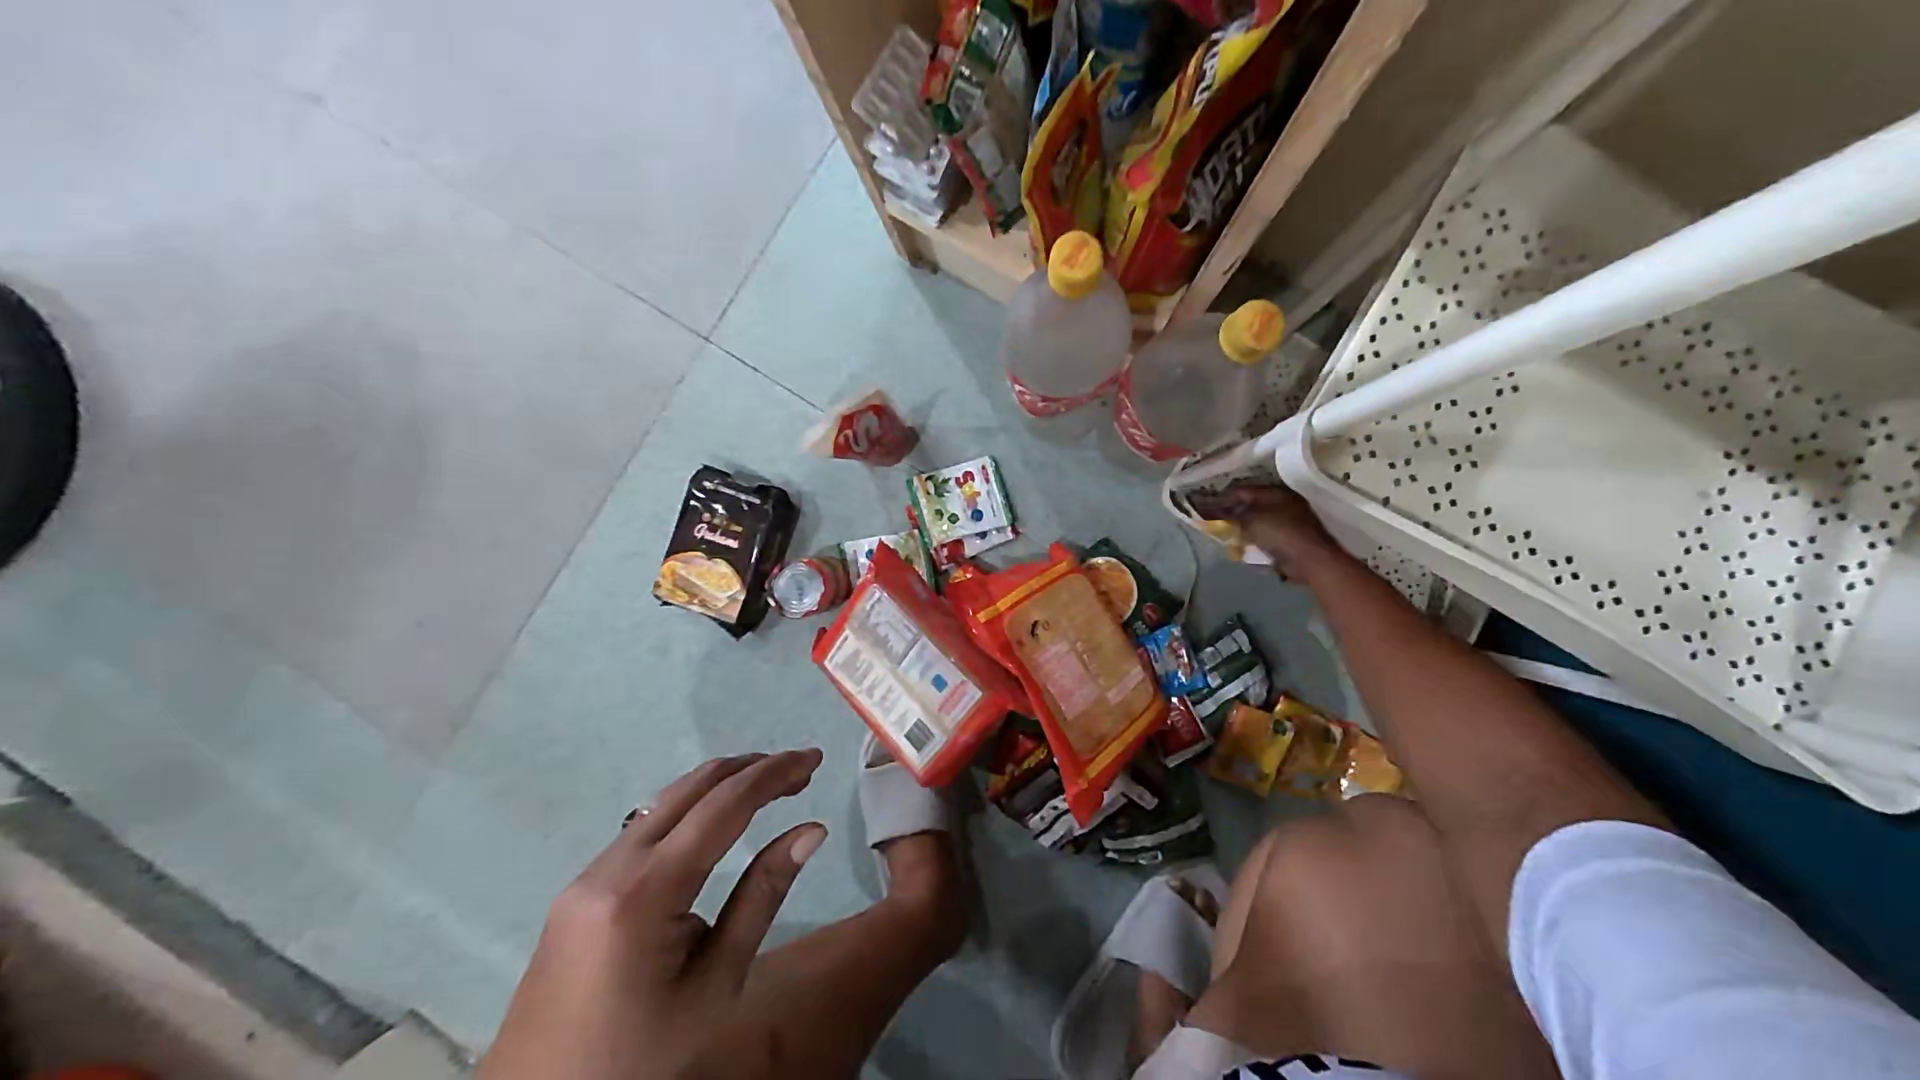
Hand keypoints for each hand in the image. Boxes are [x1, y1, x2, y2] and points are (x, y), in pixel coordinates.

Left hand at [478, 751, 827, 1079]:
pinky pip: (646, 825)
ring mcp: (589, 873)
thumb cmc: (640, 1056)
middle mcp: (612, 866)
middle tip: (801, 768)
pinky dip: (692, 807)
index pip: (723, 806)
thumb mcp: (716, 984)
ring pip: (666, 800)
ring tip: (770, 785)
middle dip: (751, 768)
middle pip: (692, 788)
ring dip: (721, 783)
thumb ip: (762, 896)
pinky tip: (716, 820)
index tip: (815, 757)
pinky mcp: (581, 887)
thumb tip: (811, 831)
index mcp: (646, 891)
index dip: (774, 774)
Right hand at [1190, 484, 1341, 580]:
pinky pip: (1264, 535)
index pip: (1242, 490)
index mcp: (1275, 493)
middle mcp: (1283, 503)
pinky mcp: (1289, 538)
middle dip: (1231, 512)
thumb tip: (1211, 509)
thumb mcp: (1250, 520)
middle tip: (1213, 521)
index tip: (1205, 506)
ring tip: (1225, 535)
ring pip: (1256, 520)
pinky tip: (1241, 546)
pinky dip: (1252, 539)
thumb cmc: (1280, 533)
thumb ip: (1229, 513)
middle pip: (1249, 505)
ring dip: (1241, 527)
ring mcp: (1288, 521)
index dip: (1222, 497)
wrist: (1310, 560)